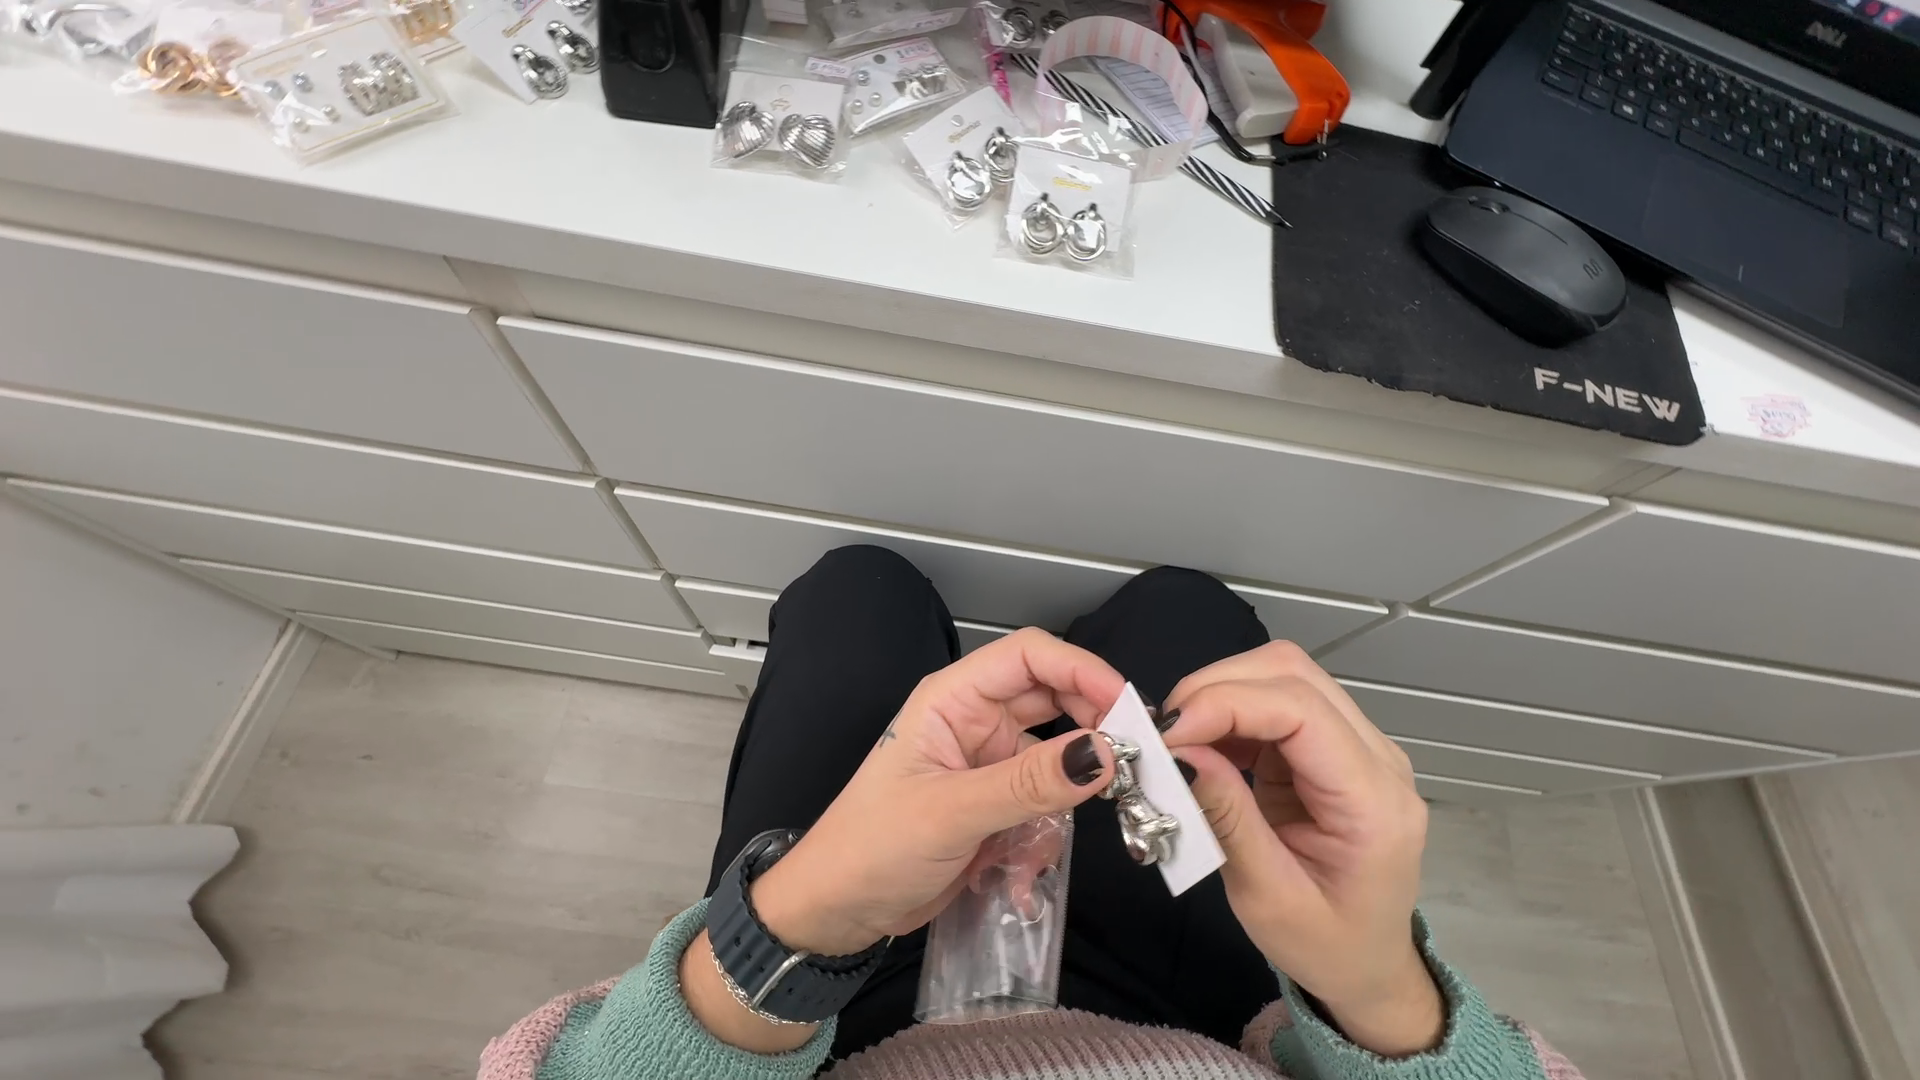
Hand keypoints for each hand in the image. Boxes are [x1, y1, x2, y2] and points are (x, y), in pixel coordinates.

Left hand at [751, 628, 1123, 956]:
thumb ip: (1029, 783)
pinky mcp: (998, 803)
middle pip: (1053, 697)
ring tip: (1089, 818)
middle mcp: (976, 720)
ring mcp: (989, 762)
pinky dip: (1050, 829)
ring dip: (1073, 786)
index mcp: (953, 698)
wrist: (837, 910)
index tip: (1129, 709)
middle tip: (1133, 762)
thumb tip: (1107, 753)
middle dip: (1092, 725)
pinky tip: (1027, 868)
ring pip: (1057, 752)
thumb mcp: (951, 812)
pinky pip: (1046, 800)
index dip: (1082, 669)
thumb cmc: (873, 846)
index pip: (1029, 656)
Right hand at [1161, 642, 1443, 1057]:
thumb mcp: (1266, 897)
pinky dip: (1228, 708)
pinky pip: (1274, 698)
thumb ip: (1225, 817)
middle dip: (1216, 687)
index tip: (1166, 733)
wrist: (1369, 966)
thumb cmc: (1325, 945)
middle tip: (1166, 731)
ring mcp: (1357, 743)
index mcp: (1374, 802)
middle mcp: (1376, 756)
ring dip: (1219, 692)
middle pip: (1292, 672)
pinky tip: (1204, 742)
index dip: (1225, 704)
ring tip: (1180, 736)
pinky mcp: (1329, 743)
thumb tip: (1177, 749)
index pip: (1300, 710)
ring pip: (1281, 673)